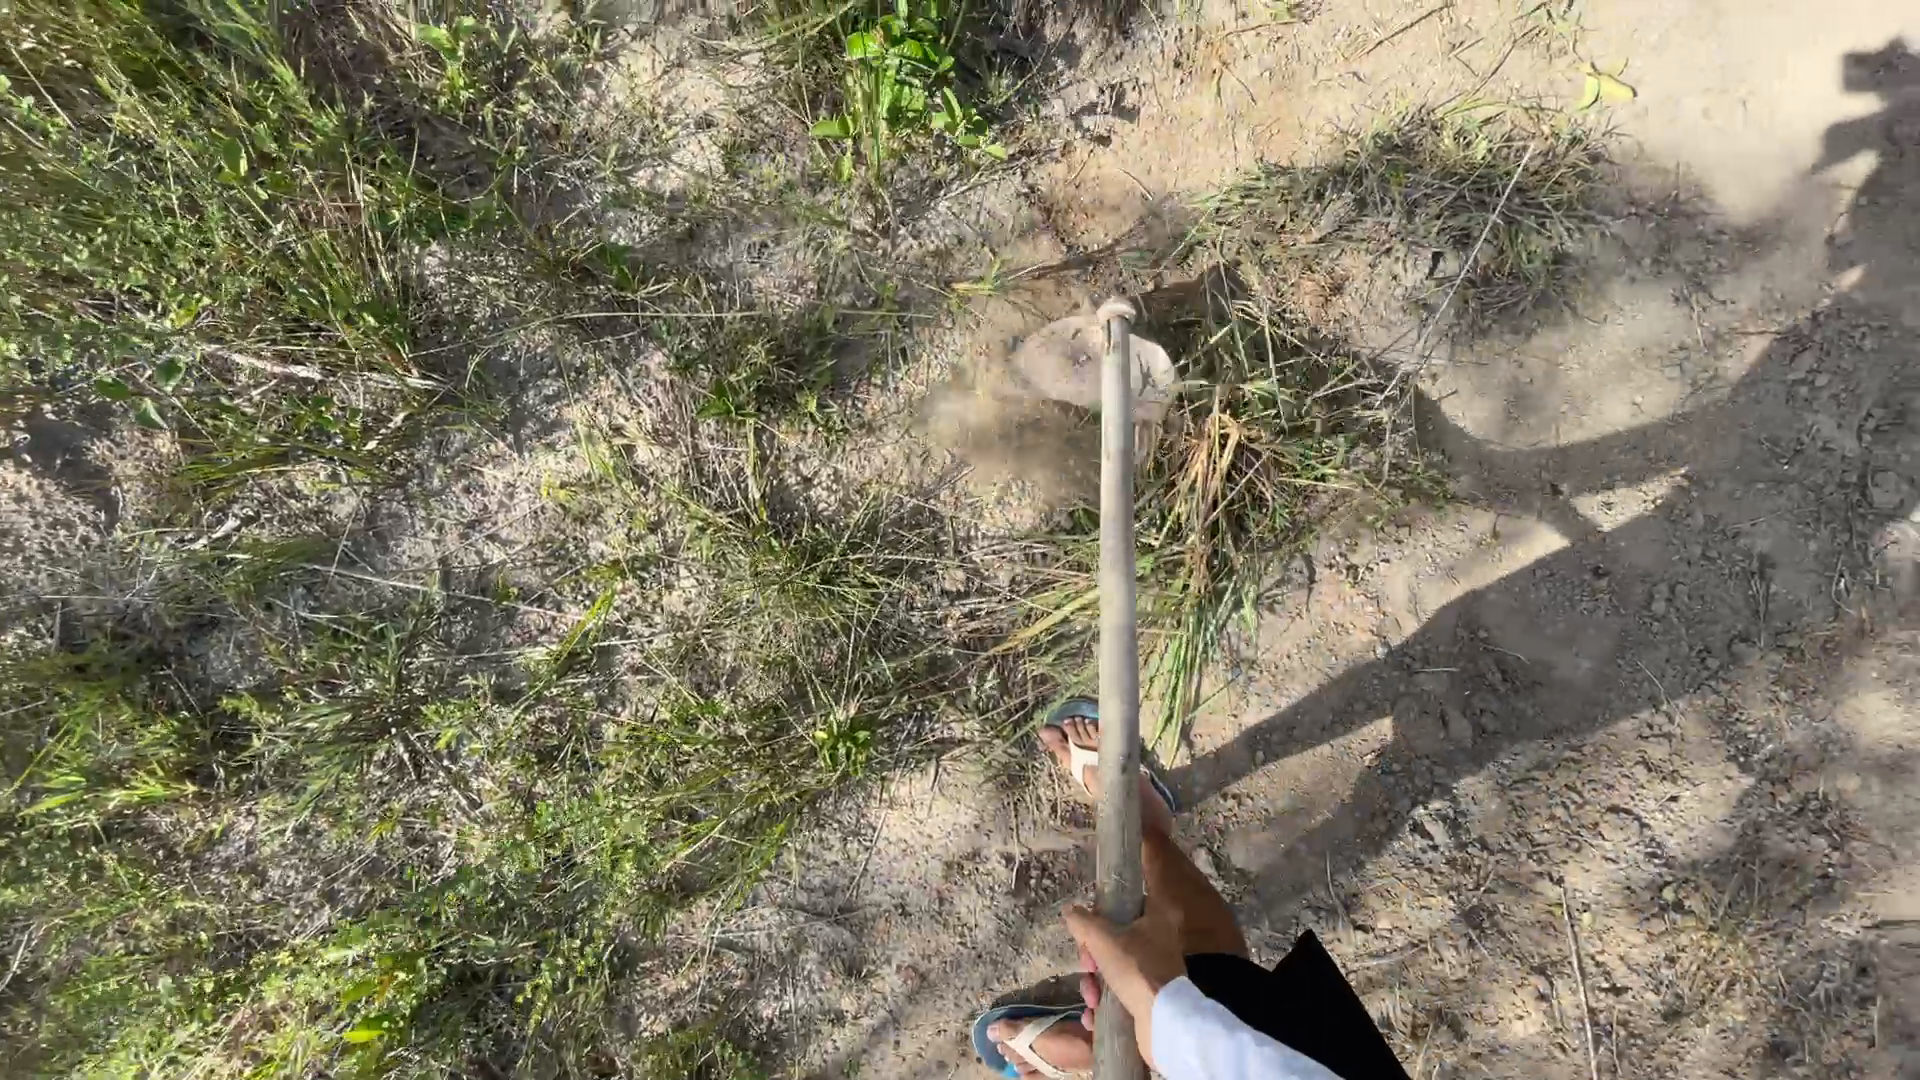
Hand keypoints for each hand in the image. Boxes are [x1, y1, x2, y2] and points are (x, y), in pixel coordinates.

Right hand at [1063, 893, 1187, 1069]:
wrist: (1162, 1022)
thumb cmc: (1136, 967)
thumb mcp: (1101, 937)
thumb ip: (1082, 921)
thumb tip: (1069, 910)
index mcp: (1157, 914)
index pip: (1131, 894)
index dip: (1107, 903)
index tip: (1091, 916)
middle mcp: (1159, 939)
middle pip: (1115, 935)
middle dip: (1093, 955)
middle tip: (1088, 965)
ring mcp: (1155, 970)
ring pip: (1114, 965)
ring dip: (1094, 982)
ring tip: (1092, 997)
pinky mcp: (1149, 996)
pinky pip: (1120, 991)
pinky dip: (1104, 1001)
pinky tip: (1094, 1013)